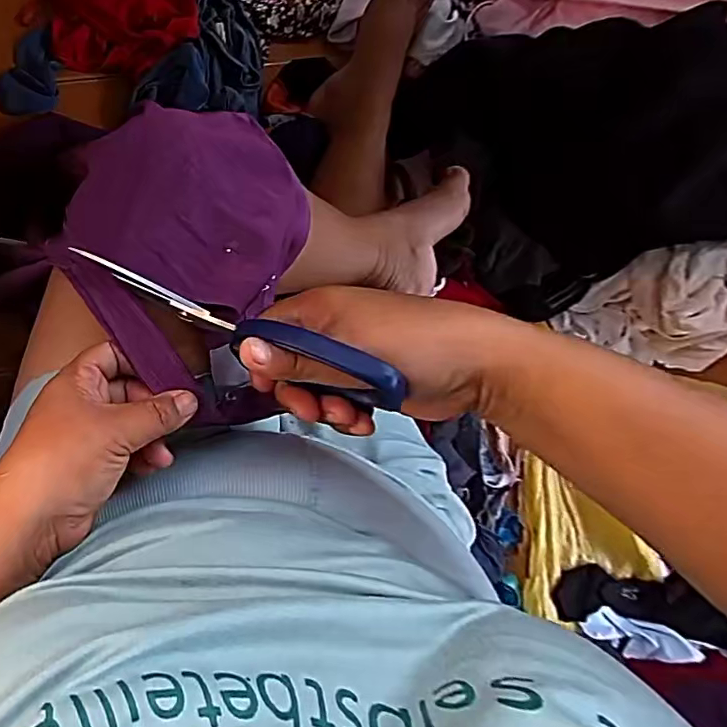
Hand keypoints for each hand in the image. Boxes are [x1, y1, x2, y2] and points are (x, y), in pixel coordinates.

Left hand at [0, 340, 197, 578]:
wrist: (32, 518)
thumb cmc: (53, 465)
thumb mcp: (117, 429)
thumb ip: (157, 413)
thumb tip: (184, 400)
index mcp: (76, 382)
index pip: (113, 354)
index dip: (141, 360)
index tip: (169, 374)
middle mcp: (80, 405)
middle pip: (127, 391)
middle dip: (153, 406)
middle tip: (175, 414)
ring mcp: (86, 435)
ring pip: (130, 423)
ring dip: (152, 435)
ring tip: (162, 448)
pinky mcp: (92, 464)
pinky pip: (127, 450)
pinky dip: (143, 455)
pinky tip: (152, 464)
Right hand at [239, 286, 513, 432]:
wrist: (479, 367)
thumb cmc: (424, 344)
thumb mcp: (348, 354)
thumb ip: (295, 357)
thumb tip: (247, 351)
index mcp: (323, 308)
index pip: (270, 329)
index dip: (262, 360)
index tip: (267, 384)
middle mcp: (334, 327)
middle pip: (288, 364)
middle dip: (296, 392)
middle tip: (312, 406)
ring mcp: (352, 353)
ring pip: (313, 386)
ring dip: (324, 407)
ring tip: (348, 412)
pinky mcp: (368, 377)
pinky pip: (339, 398)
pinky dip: (345, 412)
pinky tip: (363, 418)